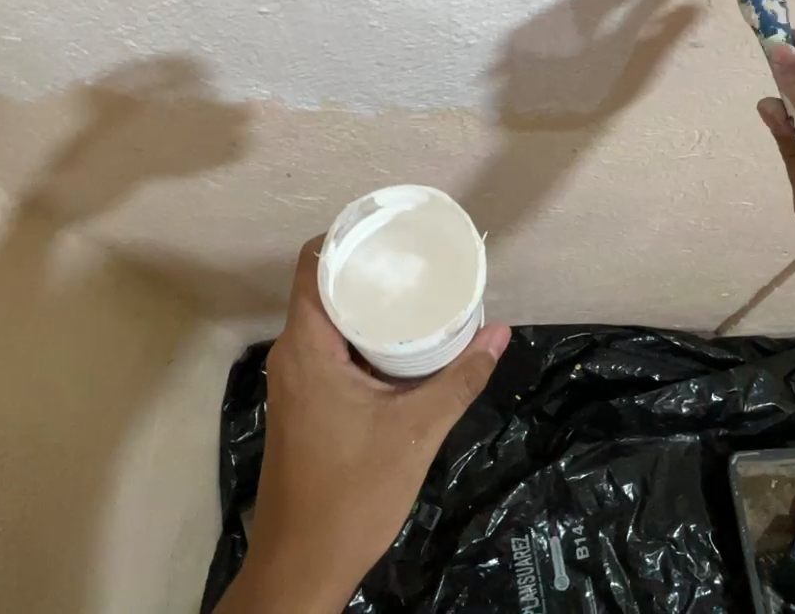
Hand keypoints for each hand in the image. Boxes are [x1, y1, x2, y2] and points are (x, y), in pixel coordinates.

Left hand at [219, 238, 509, 612]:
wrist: (302, 567)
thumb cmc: (353, 494)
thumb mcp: (417, 432)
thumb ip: (461, 378)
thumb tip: (502, 331)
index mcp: (308, 348)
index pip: (312, 264)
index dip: (346, 235)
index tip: (390, 226)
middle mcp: (292, 355)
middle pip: (322, 285)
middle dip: (368, 265)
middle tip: (418, 255)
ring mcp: (294, 380)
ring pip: (327, 318)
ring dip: (366, 300)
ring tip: (416, 287)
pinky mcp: (304, 401)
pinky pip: (330, 345)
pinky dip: (362, 331)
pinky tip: (400, 338)